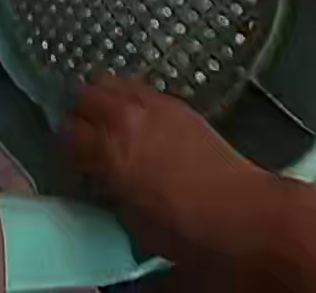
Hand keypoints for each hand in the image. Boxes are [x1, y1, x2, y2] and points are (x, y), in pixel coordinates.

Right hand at [62, 76, 284, 265]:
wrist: (250, 218)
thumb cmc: (192, 233)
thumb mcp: (137, 223)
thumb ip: (108, 192)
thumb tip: (98, 181)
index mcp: (107, 152)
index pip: (65, 136)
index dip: (65, 151)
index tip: (73, 163)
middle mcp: (120, 118)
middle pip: (79, 98)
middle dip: (78, 117)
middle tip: (86, 137)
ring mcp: (146, 104)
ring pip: (102, 81)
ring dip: (99, 98)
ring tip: (107, 118)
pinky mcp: (170, 101)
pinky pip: (133, 85)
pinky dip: (126, 95)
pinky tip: (135, 115)